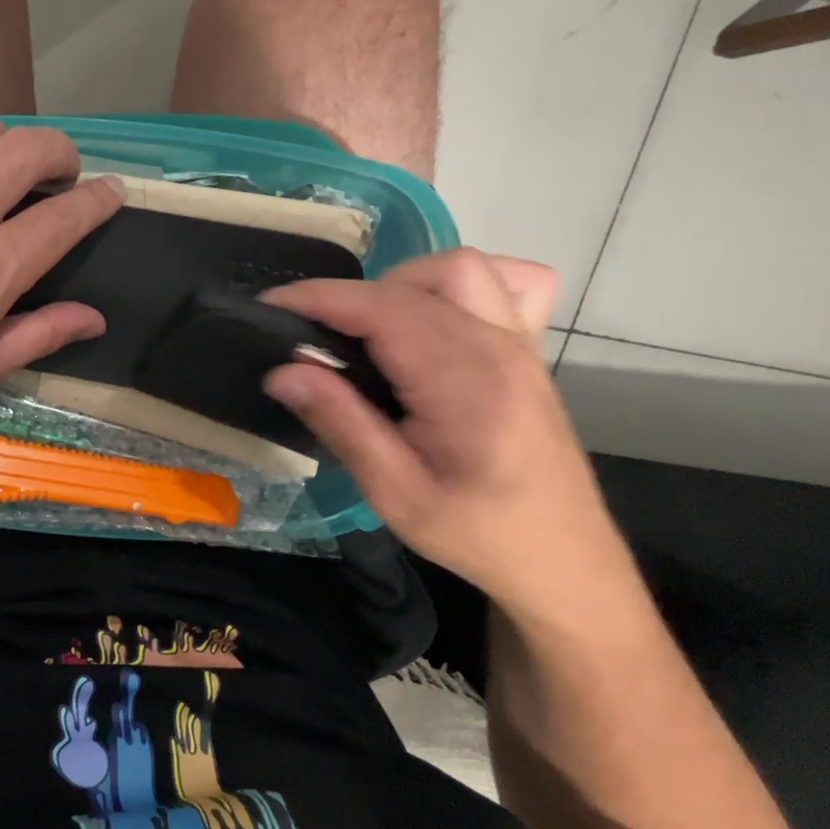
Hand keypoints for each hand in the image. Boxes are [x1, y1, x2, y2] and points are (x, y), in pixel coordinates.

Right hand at [262, 250, 625, 603]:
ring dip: (398, 284)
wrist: (562, 558)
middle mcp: (497, 346)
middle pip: (411, 283)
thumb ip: (341, 423)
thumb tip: (282, 372)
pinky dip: (454, 286)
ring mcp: (518, 343)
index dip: (319, 298)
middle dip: (347, 296)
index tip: (268, 308)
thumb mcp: (395, 492)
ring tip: (363, 332)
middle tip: (308, 340)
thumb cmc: (475, 533)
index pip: (382, 309)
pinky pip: (501, 284)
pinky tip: (429, 318)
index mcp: (464, 381)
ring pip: (456, 270)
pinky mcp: (525, 351)